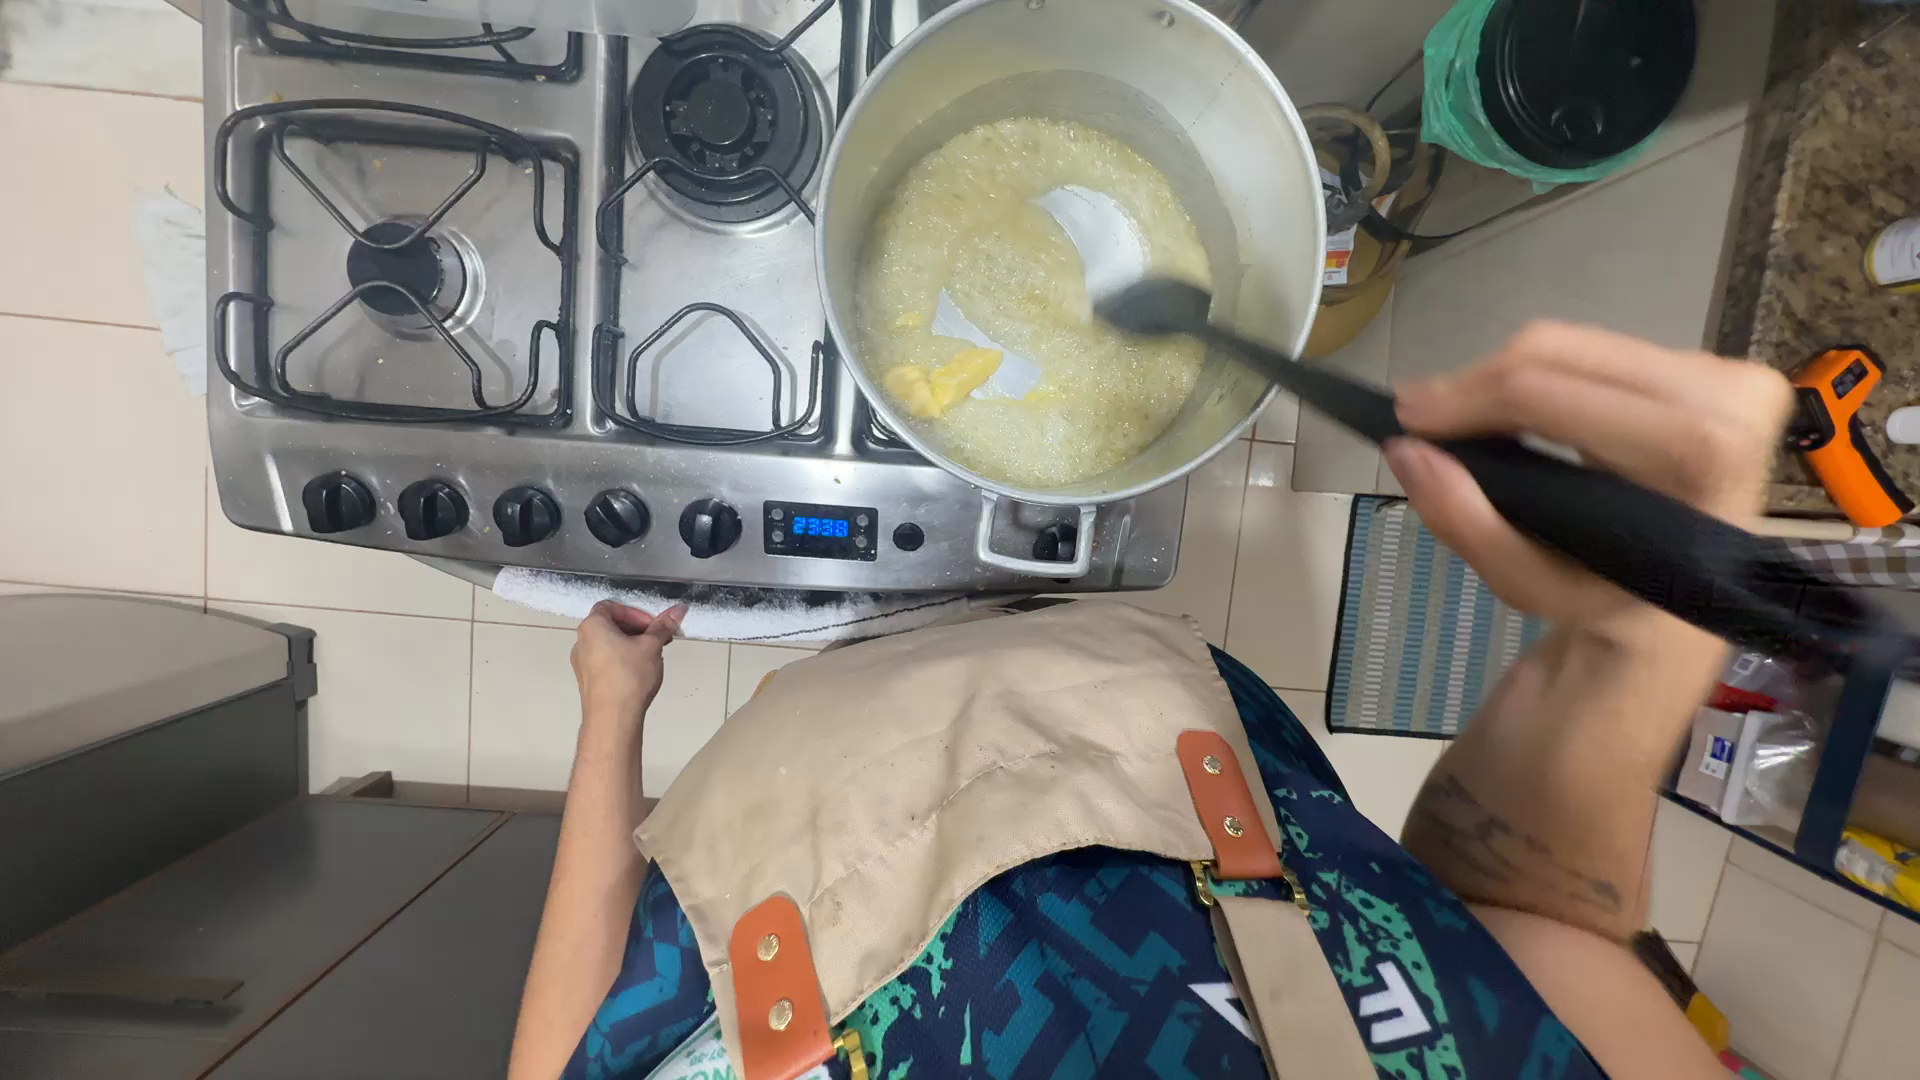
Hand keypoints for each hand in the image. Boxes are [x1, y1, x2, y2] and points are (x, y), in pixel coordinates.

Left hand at [570, 601, 688, 728]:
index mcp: (592, 626)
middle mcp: (581, 641)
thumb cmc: (630, 674)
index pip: (611, 606)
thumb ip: (664, 626)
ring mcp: (581, 662)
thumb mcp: (652, 645)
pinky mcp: (587, 680)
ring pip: (609, 644)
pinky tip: (639, 673)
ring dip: (631, 644)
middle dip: (637, 629)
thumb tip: (680, 607)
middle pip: (610, 625)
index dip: (634, 612)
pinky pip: (606, 660)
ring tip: (651, 657)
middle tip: (658, 640)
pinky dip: (622, 659)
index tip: (652, 626)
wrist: (612, 717)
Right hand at [1385, 321, 1792, 636]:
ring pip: (1565, 341)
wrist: (1674, 595)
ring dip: (1493, 377)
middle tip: (1417, 418)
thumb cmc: (1600, 593)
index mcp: (1694, 455)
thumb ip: (1465, 521)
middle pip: (1557, 352)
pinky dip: (1525, 373)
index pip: (1550, 393)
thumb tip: (1406, 451)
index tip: (1403, 421)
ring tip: (1452, 419)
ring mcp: (1720, 374)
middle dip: (1470, 382)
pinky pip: (1584, 347)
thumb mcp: (1524, 581)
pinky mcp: (1703, 364)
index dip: (1464, 399)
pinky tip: (1500, 411)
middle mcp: (1725, 396)